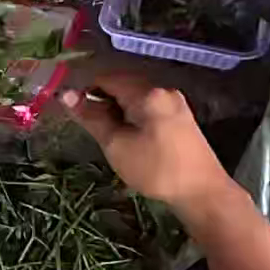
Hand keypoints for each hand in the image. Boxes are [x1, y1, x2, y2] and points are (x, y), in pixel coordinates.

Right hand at [61, 74, 239, 215]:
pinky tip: (126, 134)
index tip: (70, 107)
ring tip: (105, 132)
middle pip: (123, 84)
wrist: (202, 192)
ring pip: (135, 97)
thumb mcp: (117, 145)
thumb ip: (92, 118)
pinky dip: (132, 115)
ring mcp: (175, 103)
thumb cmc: (156, 169)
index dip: (85, 89)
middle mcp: (163, 90)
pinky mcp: (180, 117)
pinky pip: (148, 107)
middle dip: (101, 99)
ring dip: (116, 109)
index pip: (107, 77)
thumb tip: (67, 95)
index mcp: (147, 92)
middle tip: (86, 123)